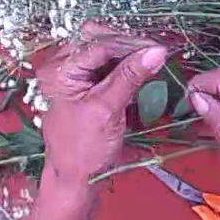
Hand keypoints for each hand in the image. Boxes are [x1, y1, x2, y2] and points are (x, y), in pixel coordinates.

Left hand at [33, 22, 167, 198]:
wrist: (75, 179)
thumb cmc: (84, 149)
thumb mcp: (107, 110)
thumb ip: (130, 77)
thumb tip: (156, 50)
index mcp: (60, 69)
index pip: (99, 43)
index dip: (130, 43)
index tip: (158, 47)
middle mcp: (64, 66)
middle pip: (98, 39)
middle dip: (128, 43)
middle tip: (155, 51)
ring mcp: (74, 75)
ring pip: (104, 50)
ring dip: (128, 53)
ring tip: (153, 57)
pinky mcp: (86, 85)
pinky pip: (107, 65)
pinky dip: (125, 66)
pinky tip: (142, 69)